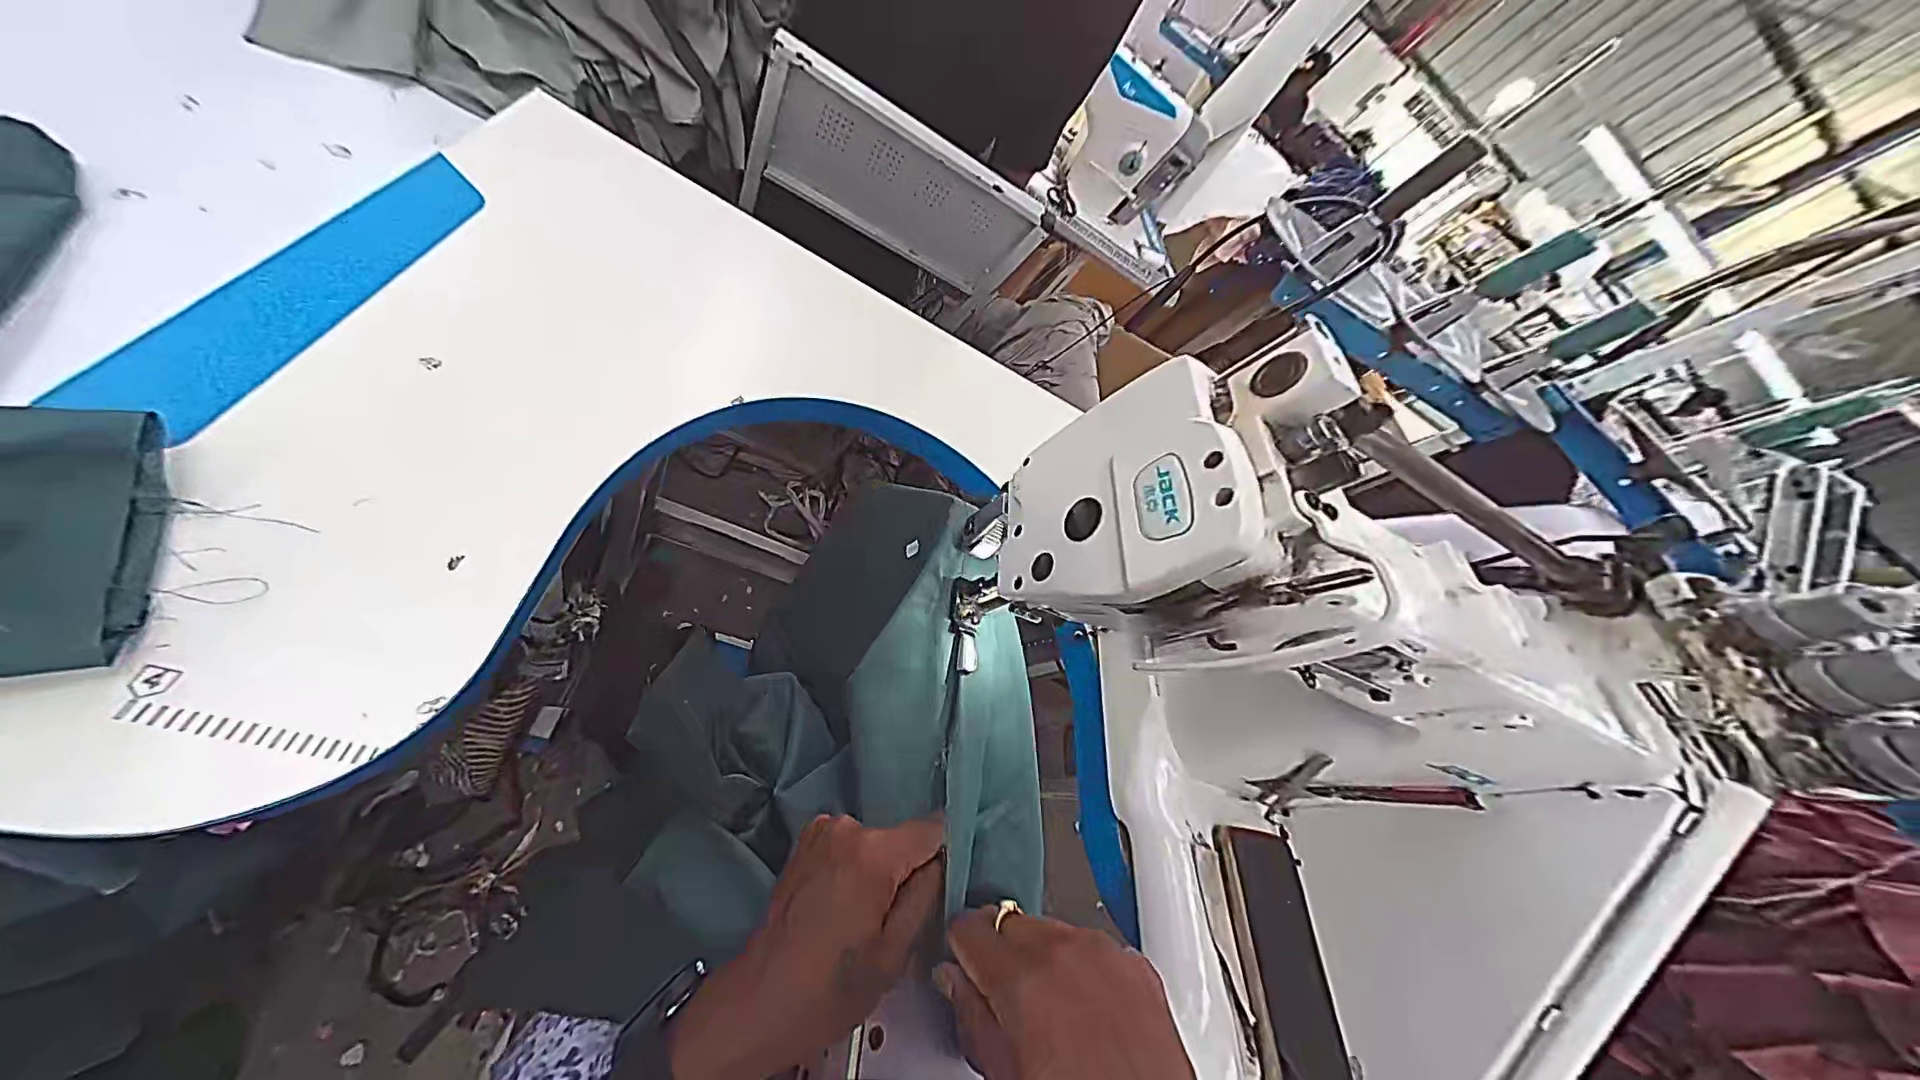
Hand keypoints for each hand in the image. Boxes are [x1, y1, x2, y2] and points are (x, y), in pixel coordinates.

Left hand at [668, 814, 943, 1078]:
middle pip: (901, 839)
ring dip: (878, 869)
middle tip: (892, 915)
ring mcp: (822, 830)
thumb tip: (940, 862)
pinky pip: (849, 845)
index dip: (945, 853)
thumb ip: (926, 895)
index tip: (942, 881)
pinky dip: (852, 866)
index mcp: (873, 853)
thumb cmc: (829, 987)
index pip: (934, 828)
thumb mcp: (895, 952)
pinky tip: (841, 904)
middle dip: (906, 870)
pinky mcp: (806, 841)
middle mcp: (847, 828)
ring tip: (862, 915)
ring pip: (876, 843)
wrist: (761, 999)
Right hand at [936, 906, 1195, 1079]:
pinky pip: (1093, 946)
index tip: (963, 960)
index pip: (970, 926)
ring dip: (1043, 955)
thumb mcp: (1005, 1072)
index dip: (961, 947)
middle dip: (1001, 950)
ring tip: (1050, 1007)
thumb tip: (957, 984)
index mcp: (1022, 977)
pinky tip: (1085, 1007)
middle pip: (1010, 922)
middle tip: (1004, 994)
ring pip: (1052, 929)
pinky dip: (1082, 965)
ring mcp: (1104, 952)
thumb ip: (972, 1016)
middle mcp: (1064, 950)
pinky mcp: (1136, 963)